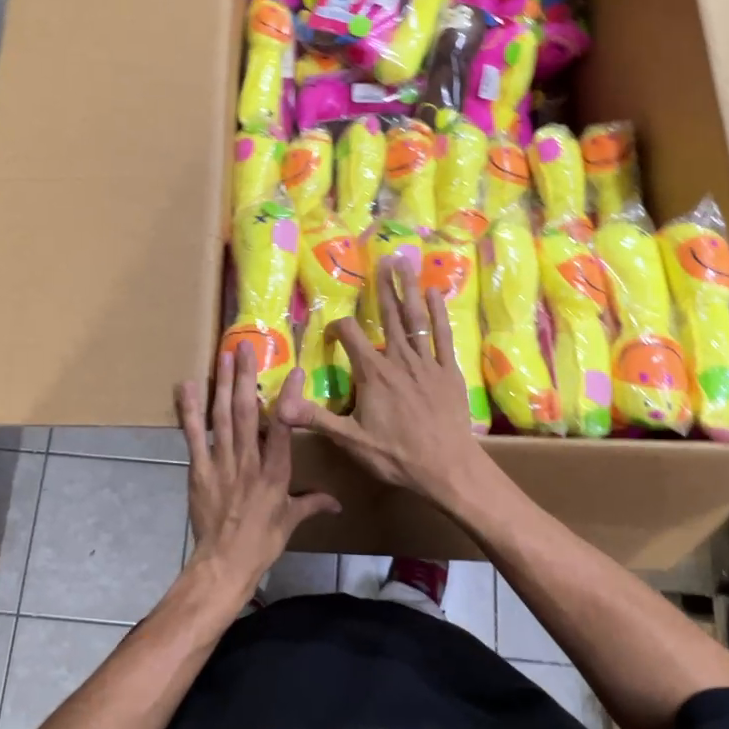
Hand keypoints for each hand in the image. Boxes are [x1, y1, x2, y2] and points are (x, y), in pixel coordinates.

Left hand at [179, 343, 341, 593]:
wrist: (225, 563)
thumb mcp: (291, 522)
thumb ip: (313, 504)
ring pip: (224, 417)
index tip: (293, 371)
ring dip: (223, 384)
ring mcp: (223, 463)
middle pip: (248, 412)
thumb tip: (338, 503)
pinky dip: (190, 411)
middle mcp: (250, 461)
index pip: (284, 428)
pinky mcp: (200, 470)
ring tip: (222, 356)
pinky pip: (194, 436)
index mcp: (276, 472)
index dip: (288, 398)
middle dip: (246, 377)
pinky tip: (188, 386)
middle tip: (244, 347)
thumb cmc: (262, 543)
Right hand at [274, 257, 489, 505]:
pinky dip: (438, 314)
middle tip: (382, 259)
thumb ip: (316, 419)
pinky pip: (442, 336)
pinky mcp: (448, 371)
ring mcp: (427, 363)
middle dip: (383, 288)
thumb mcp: (351, 441)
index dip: (338, 329)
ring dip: (408, 290)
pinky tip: (435, 293)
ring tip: (404, 264)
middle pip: (388, 316)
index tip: (333, 334)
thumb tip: (280, 407)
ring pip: (415, 319)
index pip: (350, 336)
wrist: (448, 468)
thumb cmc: (397, 456)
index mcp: (373, 373)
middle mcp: (400, 359)